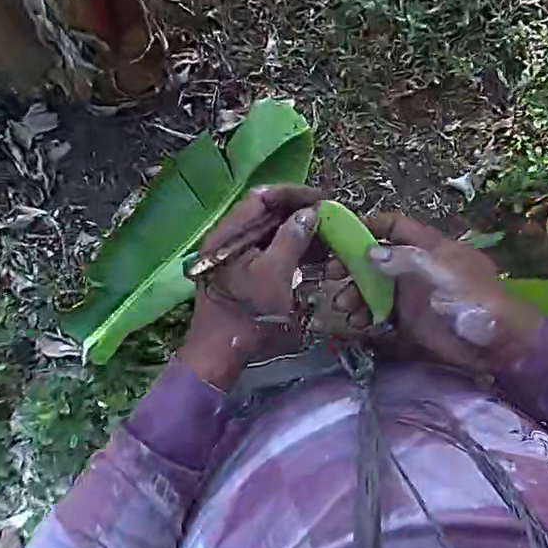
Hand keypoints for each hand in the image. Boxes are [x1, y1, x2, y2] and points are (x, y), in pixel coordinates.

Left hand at [179, 185, 322, 387]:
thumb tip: (310, 212)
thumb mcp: (274, 275)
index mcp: (228, 233)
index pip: (262, 197)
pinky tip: (312, 254)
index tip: (322, 200)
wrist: (219, 353)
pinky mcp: (239, 271)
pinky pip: (266, 249)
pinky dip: (288, 248)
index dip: (293, 194)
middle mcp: (227, 237)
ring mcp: (232, 255)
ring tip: (326, 236)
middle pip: (265, 212)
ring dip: (296, 231)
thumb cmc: (247, 315)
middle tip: (328, 218)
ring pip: (267, 231)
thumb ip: (292, 239)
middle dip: (298, 212)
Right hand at [325, 212, 540, 372]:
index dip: (368, 225)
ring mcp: (411, 294)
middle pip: (375, 257)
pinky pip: (378, 312)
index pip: (394, 226)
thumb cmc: (476, 301)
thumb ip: (406, 259)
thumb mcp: (443, 273)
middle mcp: (415, 267)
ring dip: (353, 293)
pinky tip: (356, 322)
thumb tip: (370, 252)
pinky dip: (364, 315)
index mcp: (428, 247)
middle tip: (330, 276)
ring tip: (343, 307)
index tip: (339, 234)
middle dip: (350, 265)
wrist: (500, 345)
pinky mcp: (409, 320)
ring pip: (372, 286)